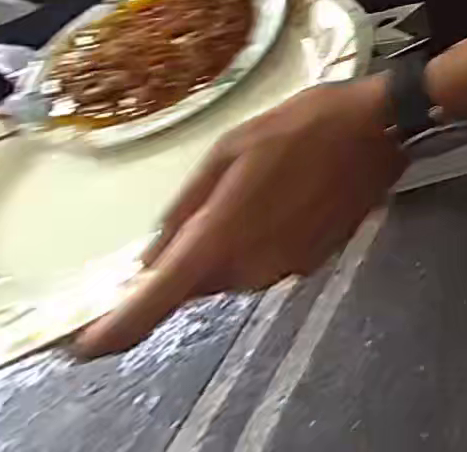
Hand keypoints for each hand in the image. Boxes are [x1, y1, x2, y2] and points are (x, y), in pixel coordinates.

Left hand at [72, 75, 404, 356]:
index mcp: (219, 239)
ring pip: (239, 273)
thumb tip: (154, 255)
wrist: (383, 123)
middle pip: (199, 284)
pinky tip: (295, 197)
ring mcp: (292, 265)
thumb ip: (188, 204)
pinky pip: (276, 260)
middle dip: (196, 257)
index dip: (108, 333)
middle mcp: (253, 266)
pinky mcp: (323, 255)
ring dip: (237, 246)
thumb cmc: (306, 122)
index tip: (84, 343)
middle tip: (222, 202)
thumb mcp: (234, 144)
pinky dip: (273, 240)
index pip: (147, 310)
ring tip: (266, 192)